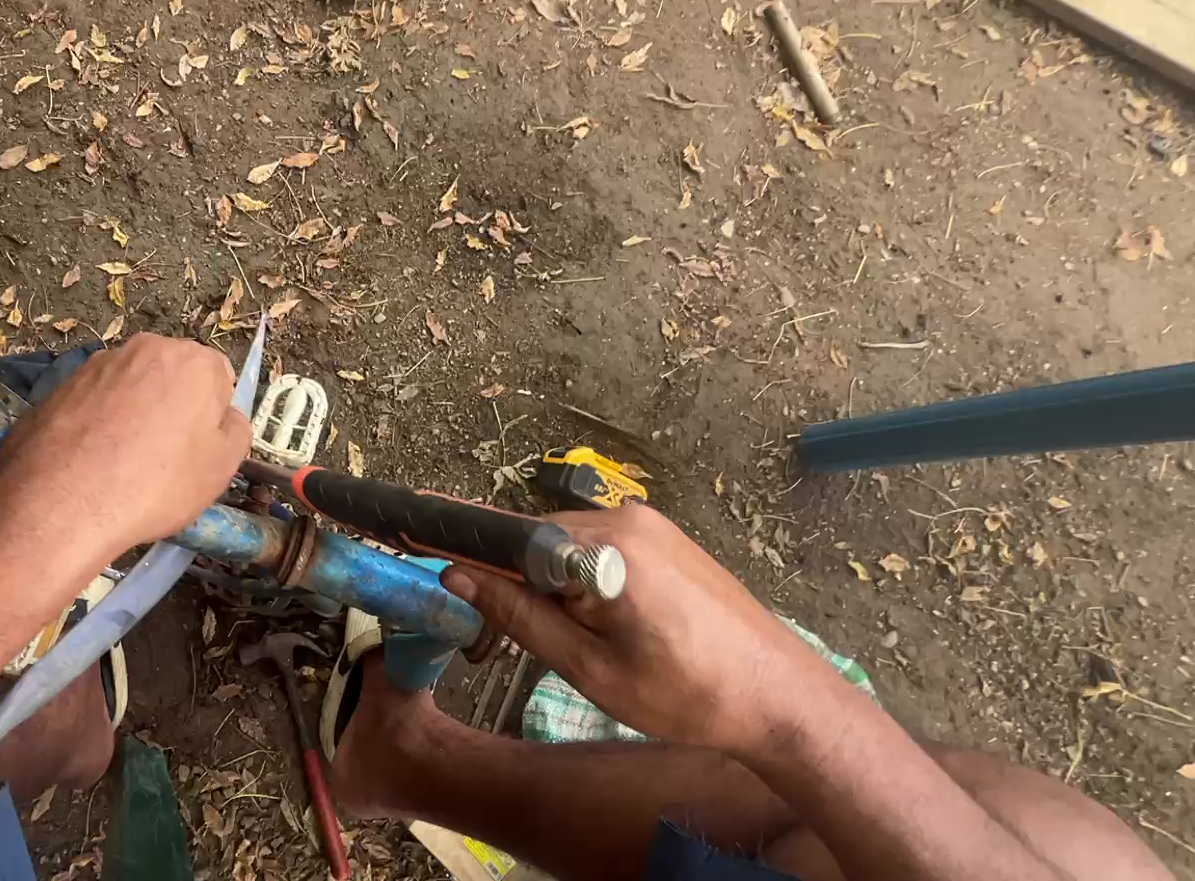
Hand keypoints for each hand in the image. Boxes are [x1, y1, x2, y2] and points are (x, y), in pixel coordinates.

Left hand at [0, 333, 250, 558]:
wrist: (62, 502)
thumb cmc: (157, 483)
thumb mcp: (223, 466)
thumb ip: (236, 430)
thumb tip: (224, 417)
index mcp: (193, 359)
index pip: (218, 377)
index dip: (212, 415)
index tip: (198, 448)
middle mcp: (146, 348)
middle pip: (172, 375)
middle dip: (172, 406)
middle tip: (162, 456)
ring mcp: (98, 363)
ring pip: (130, 386)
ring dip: (133, 412)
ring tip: (121, 462)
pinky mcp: (59, 385)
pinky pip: (93, 402)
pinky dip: (97, 422)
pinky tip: (90, 461)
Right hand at [440, 505, 845, 753]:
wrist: (787, 702)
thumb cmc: (688, 697)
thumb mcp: (590, 668)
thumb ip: (520, 616)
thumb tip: (455, 575)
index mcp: (607, 549)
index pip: (509, 537)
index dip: (468, 551)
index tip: (433, 561)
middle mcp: (623, 518)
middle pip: (535, 537)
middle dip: (513, 577)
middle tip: (511, 630)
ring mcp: (646, 521)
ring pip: (562, 540)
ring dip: (547, 578)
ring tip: (568, 634)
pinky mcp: (661, 533)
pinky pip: (594, 543)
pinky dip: (575, 572)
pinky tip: (596, 616)